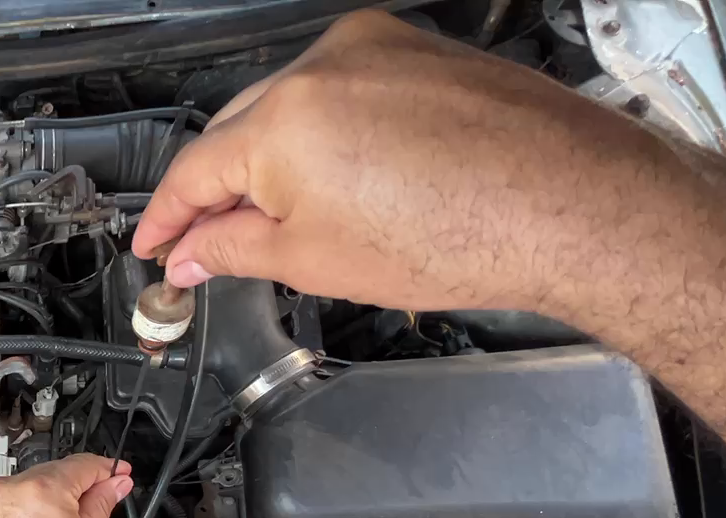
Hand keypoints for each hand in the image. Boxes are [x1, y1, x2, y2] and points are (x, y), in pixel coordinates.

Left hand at [0, 454, 131, 517]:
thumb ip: (100, 508)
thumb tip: (114, 486)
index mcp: (43, 490)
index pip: (84, 464)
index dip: (108, 469)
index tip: (119, 474)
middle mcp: (11, 487)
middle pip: (56, 471)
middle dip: (80, 486)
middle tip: (100, 504)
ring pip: (32, 485)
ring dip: (52, 497)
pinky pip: (10, 499)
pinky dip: (27, 508)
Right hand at [131, 10, 687, 319]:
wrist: (572, 207)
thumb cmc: (452, 234)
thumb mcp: (305, 261)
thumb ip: (227, 250)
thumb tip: (188, 256)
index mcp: (282, 120)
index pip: (190, 174)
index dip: (163, 220)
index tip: (154, 247)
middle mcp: (322, 65)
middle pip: (229, 136)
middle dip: (209, 196)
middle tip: (199, 247)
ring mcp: (373, 49)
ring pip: (277, 113)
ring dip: (255, 169)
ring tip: (259, 225)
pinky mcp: (412, 52)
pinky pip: (328, 95)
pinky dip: (304, 141)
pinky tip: (310, 186)